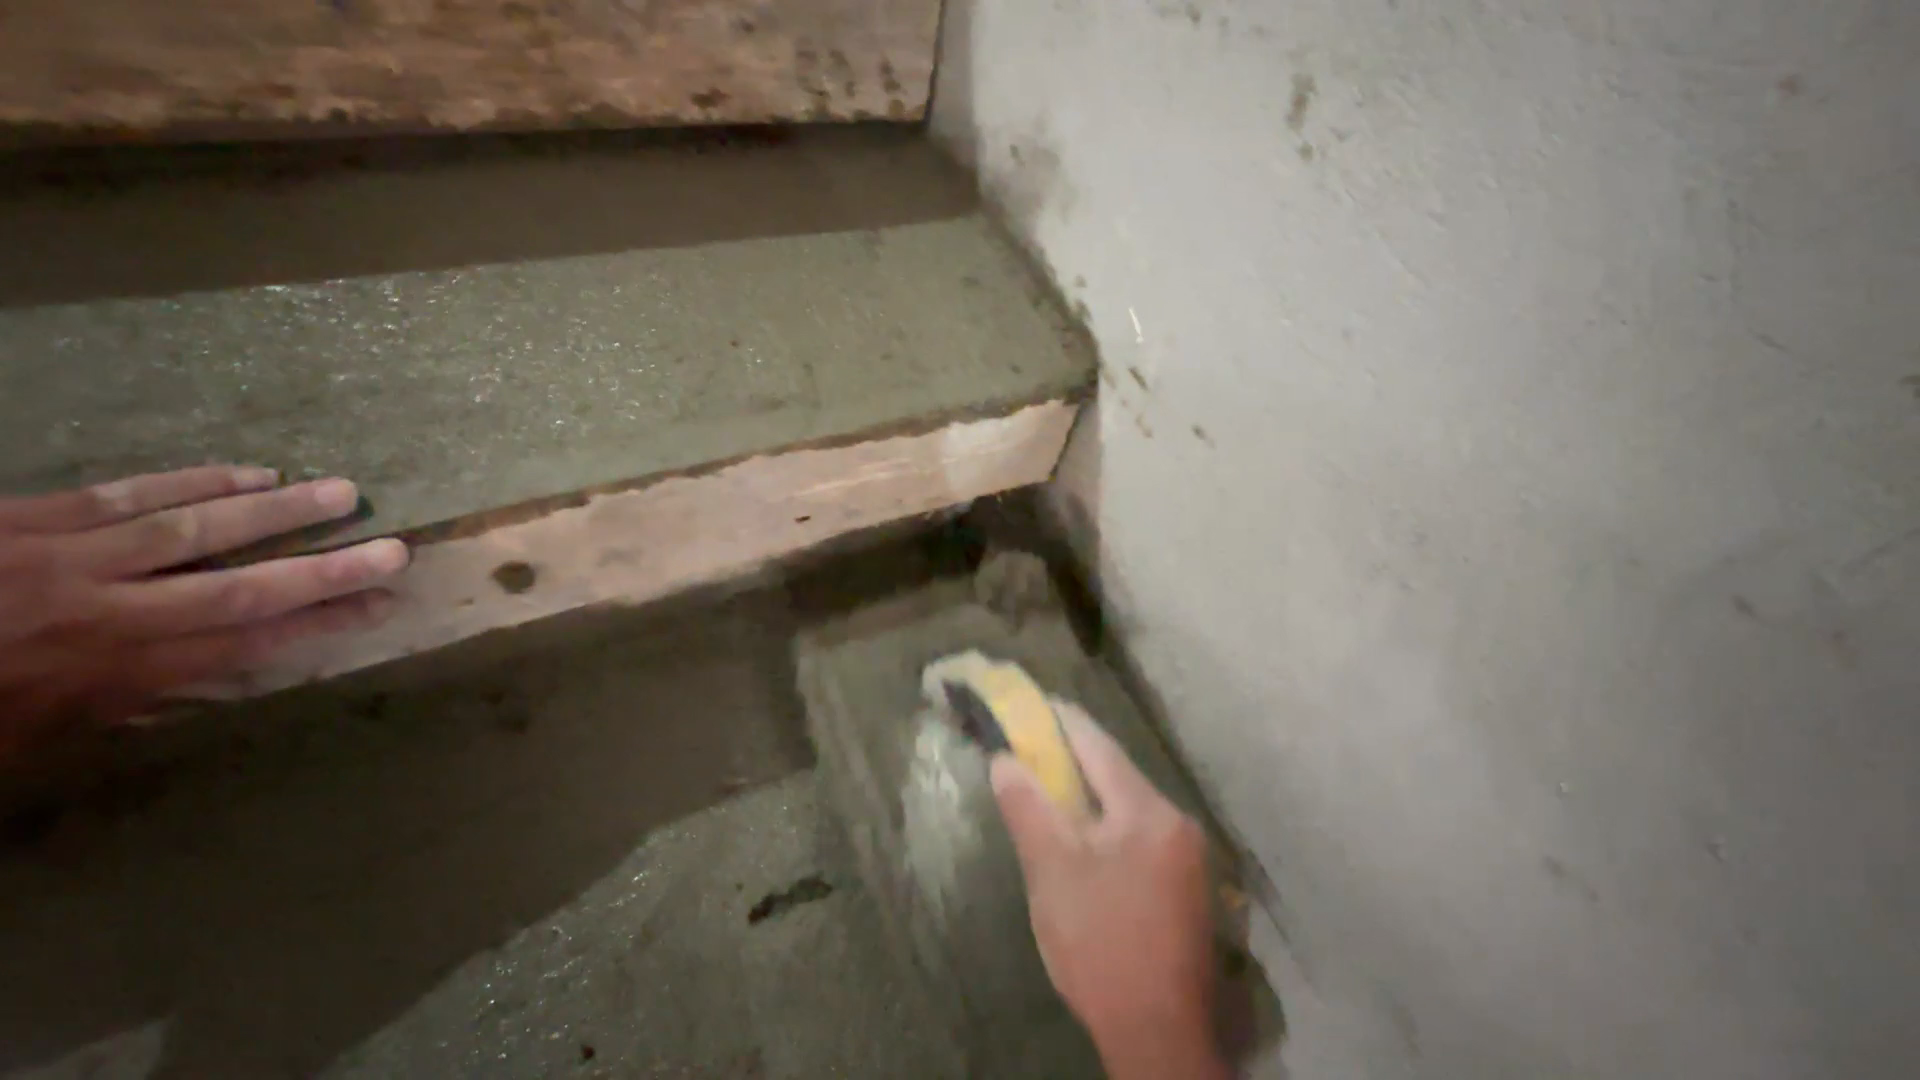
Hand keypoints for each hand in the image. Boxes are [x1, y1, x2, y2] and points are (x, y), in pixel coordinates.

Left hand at [0, 465, 407, 752]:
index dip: (318, 626)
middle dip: (324, 569)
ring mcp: (65, 557)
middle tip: (394, 548)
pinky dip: (192, 481)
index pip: (240, 648)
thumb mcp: (16, 736)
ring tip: (340, 490)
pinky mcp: (25, 518)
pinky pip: (124, 494)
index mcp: (101, 675)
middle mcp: (103, 614)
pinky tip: (247, 471)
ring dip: (275, 510)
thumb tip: (184, 682)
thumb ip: (103, 705)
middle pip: (236, 590)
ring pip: (190, 530)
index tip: (379, 607)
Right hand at [990, 701, 1228, 1079]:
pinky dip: (1108, 826)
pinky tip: (1085, 841)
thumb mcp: (1052, 872)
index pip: (1099, 747)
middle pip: (1118, 775)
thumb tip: (1004, 760)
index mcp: (1148, 812)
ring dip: (1091, 796)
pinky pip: (1140, 835)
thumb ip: (1028, 808)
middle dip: (1074, 760)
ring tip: (1050, 793)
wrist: (1158, 1032)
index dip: (1063, 721)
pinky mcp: (1186, 886)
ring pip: (1129, 807)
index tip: (1035, 703)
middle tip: (1033, 749)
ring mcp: (1188, 857)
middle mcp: (1176, 822)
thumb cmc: (1099, 943)